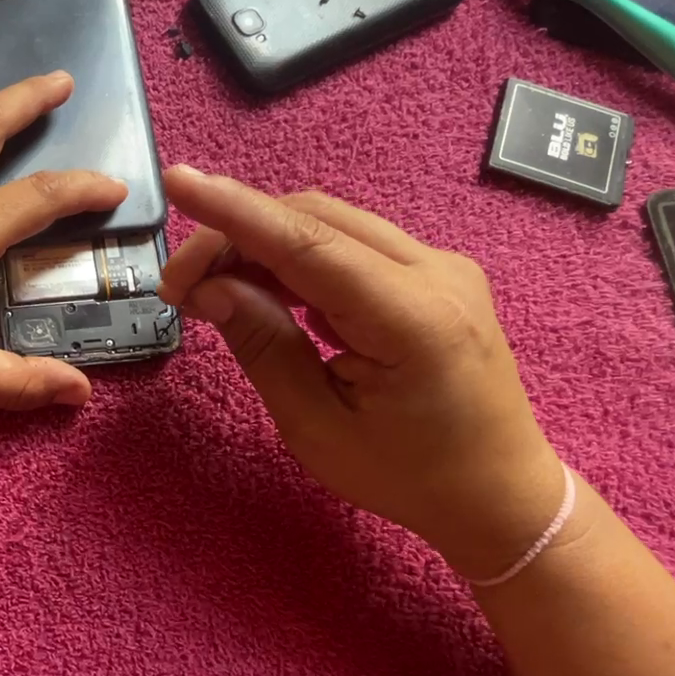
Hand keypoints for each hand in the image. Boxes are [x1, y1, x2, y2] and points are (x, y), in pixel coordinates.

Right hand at [156, 166, 566, 578]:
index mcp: (412, 319)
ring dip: (257, 246)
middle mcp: (434, 273)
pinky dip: (288, 260)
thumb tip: (211, 290)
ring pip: (327, 226)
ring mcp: (438, 267)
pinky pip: (345, 247)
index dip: (235, 212)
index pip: (307, 244)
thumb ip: (264, 348)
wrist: (497, 493)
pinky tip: (254, 290)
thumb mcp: (315, 426)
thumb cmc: (405, 475)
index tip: (177, 182)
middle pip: (313, 220)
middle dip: (234, 236)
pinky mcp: (428, 275)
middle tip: (176, 287)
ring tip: (204, 291)